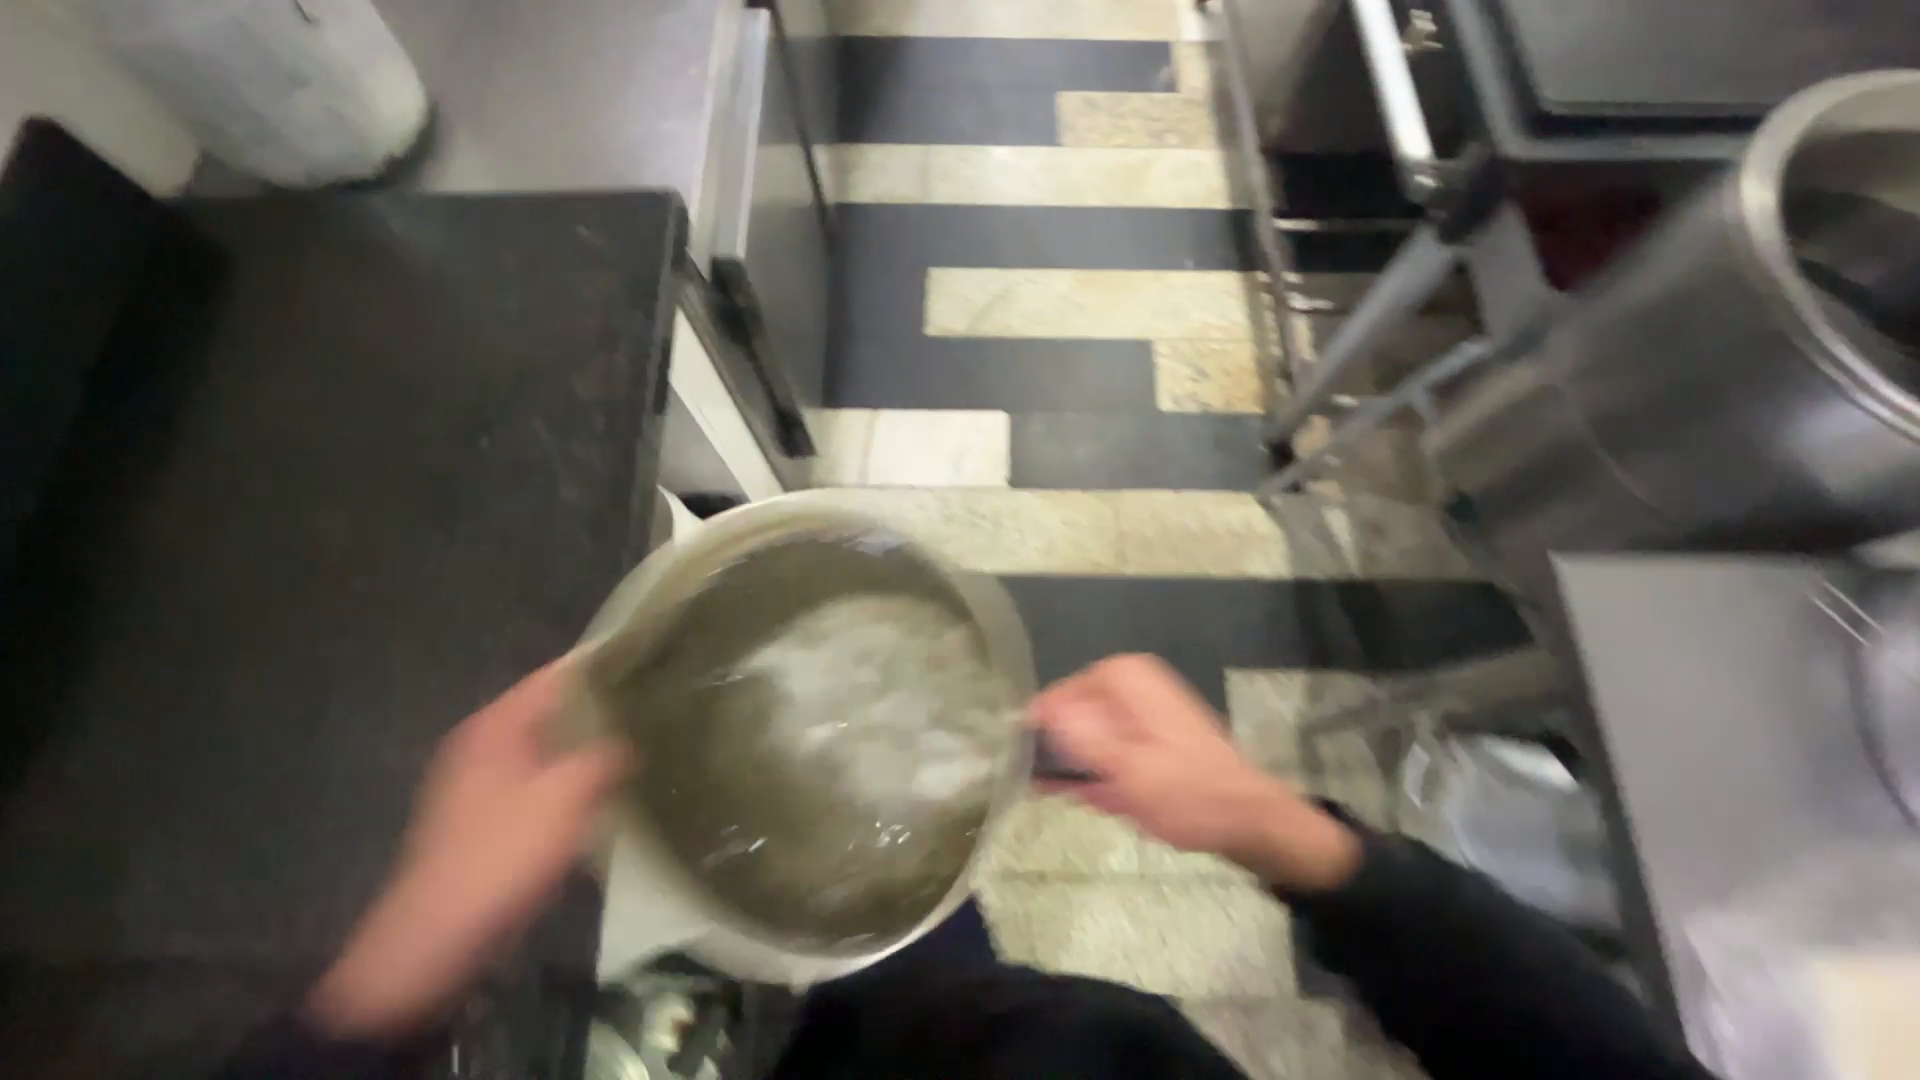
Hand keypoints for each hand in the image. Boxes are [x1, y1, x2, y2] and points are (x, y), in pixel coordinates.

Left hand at [307, 658, 629, 1039]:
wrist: (434, 943)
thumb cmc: (500, 856)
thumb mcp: (564, 797)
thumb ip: (604, 755)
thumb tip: (630, 740)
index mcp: (494, 726)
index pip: (556, 675)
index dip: (603, 664)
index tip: (652, 659)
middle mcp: (484, 743)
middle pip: (553, 709)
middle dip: (603, 706)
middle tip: (659, 703)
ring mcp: (483, 783)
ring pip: (551, 747)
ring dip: (591, 744)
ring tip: (646, 740)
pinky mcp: (491, 818)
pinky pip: (544, 780)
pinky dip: (576, 776)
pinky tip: (611, 788)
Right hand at [1028, 654, 1359, 891]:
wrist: (1251, 821)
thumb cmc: (1189, 794)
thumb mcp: (1127, 770)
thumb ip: (1080, 739)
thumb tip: (1037, 712)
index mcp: (1127, 679)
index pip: (1061, 692)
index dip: (1043, 726)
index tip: (1027, 758)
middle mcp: (1134, 687)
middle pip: (1076, 714)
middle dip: (1067, 755)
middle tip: (1061, 787)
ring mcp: (1144, 713)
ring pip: (1092, 737)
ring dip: (1085, 770)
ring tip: (1095, 798)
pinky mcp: (1153, 739)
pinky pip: (1113, 751)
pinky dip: (1106, 775)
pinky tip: (1109, 799)